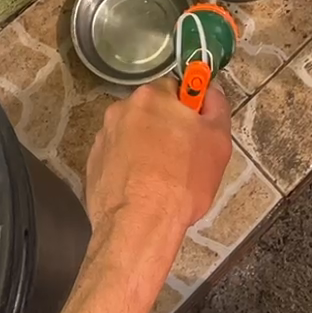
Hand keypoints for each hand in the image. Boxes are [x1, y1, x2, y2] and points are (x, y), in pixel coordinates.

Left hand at [84, 80, 232, 234]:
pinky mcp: (93, 163)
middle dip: (166, 127)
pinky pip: (118, 156)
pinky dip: (129, 166)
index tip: (196, 131)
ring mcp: (104, 136)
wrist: (140, 225)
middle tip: (183, 157)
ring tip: (162, 177)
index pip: (175, 87)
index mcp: (152, 95)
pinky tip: (141, 188)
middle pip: (152, 111)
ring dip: (146, 146)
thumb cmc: (183, 180)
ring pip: (134, 134)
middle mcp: (122, 108)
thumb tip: (209, 91)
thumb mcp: (218, 140)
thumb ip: (216, 106)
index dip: (189, 109)